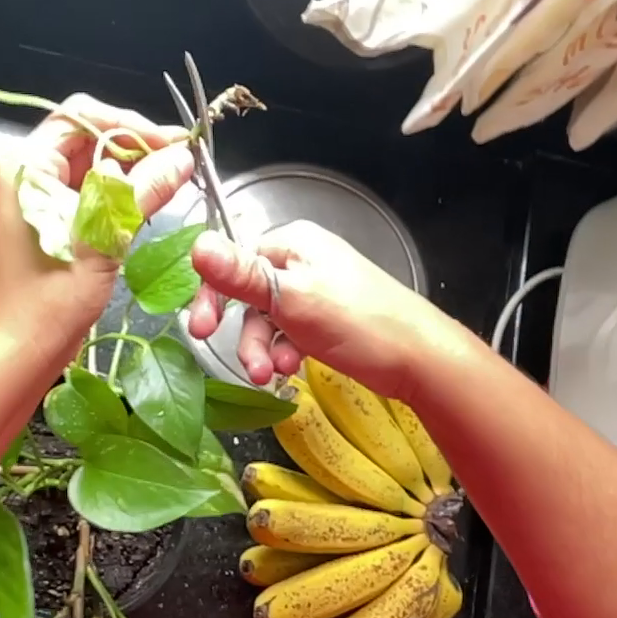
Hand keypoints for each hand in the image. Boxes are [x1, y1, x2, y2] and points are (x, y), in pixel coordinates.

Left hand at [0, 94, 193, 367]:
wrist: (19, 353)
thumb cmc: (47, 302)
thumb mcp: (101, 240)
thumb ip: (142, 193)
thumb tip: (181, 158)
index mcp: (27, 167)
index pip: (82, 116)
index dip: (130, 124)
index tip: (171, 144)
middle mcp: (29, 176)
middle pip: (90, 139)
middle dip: (136, 148)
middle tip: (180, 165)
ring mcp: (40, 202)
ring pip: (94, 169)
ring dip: (132, 174)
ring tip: (171, 185)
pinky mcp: (54, 226)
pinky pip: (91, 197)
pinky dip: (120, 199)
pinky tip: (148, 209)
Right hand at [185, 221, 472, 398]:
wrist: (420, 359)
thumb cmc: (357, 322)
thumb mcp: (291, 298)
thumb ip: (240, 275)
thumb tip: (196, 245)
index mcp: (291, 243)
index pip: (233, 262)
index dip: (214, 297)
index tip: (201, 330)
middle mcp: (300, 260)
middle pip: (248, 296)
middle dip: (246, 336)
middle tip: (247, 366)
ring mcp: (313, 289)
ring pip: (267, 320)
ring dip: (264, 349)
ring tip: (273, 374)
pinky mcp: (324, 317)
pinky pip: (287, 331)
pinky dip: (283, 350)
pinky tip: (291, 368)